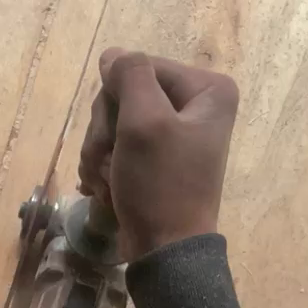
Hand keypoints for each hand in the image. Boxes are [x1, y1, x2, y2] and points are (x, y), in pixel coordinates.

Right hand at [78, 48, 238, 261]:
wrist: (165, 251)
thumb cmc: (161, 186)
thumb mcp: (144, 123)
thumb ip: (130, 77)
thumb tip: (113, 56)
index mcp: (207, 90)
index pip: (139, 68)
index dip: (115, 100)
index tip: (116, 136)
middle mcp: (195, 107)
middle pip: (125, 97)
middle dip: (105, 134)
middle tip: (109, 164)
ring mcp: (174, 136)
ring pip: (114, 125)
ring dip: (100, 156)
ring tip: (106, 183)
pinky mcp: (156, 162)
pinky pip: (117, 149)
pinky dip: (104, 170)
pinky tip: (106, 190)